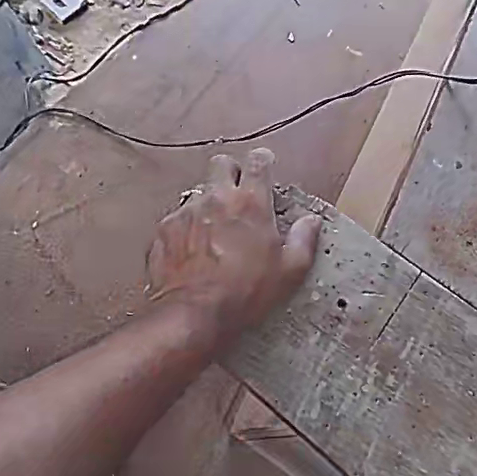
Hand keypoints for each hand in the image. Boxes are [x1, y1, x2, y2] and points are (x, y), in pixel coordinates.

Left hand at [147, 149, 322, 344]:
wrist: (194, 314)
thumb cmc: (244, 294)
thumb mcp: (288, 272)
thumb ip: (303, 240)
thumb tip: (311, 222)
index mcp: (250, 203)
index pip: (258, 162)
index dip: (263, 162)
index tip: (264, 168)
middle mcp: (216, 198)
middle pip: (221, 164)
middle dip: (229, 173)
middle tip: (236, 196)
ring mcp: (186, 212)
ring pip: (197, 193)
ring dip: (207, 205)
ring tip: (213, 234)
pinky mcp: (165, 230)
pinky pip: (177, 219)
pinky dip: (185, 230)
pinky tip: (192, 252)